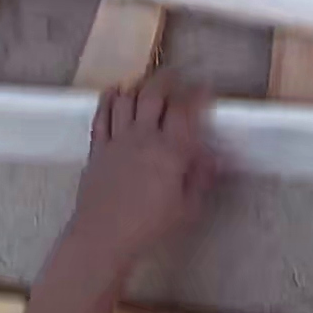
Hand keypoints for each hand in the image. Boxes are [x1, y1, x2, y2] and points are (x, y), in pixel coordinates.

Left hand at [62, 74, 217, 270]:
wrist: (104, 236)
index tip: (204, 89)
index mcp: (171, 151)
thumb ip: (202, 177)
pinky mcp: (97, 148)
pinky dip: (109, 99)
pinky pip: (102, 115)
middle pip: (154, 95)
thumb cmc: (150, 225)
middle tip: (176, 76)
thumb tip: (215, 157)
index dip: (197, 94)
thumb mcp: (188, 206)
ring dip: (139, 86)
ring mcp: (117, 140)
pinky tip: (114, 91)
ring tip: (148, 82)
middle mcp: (144, 137)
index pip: (185, 110)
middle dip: (167, 80)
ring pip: (127, 99)